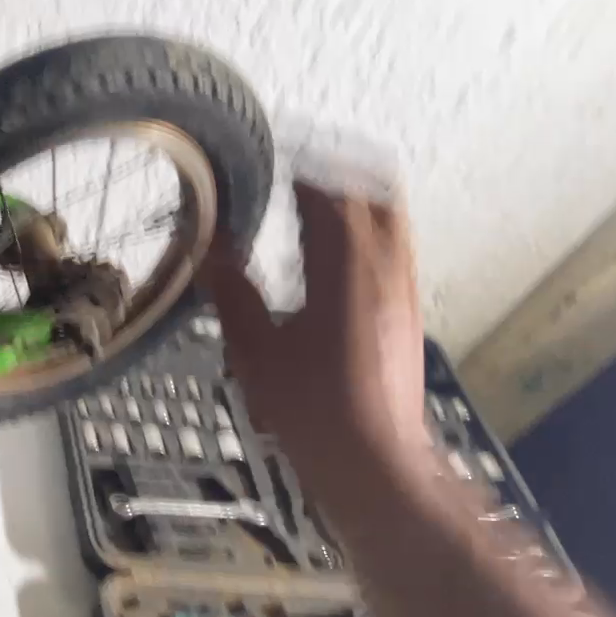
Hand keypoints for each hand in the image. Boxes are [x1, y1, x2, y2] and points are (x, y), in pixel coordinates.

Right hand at [199, 180, 433, 504]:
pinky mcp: (407, 308)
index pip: (329, 190)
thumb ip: (232, 292)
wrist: (369, 456)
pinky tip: (327, 257)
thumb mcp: (255, 350)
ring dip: (351, 200)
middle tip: (291, 175)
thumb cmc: (311, 410)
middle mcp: (387, 266)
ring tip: (307, 207)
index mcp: (346, 268)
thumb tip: (209, 250)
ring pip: (387, 215)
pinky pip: (390, 245)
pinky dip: (360, 231)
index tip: (268, 160)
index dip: (298, 167)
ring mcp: (404, 285)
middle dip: (332, 171)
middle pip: (372, 188)